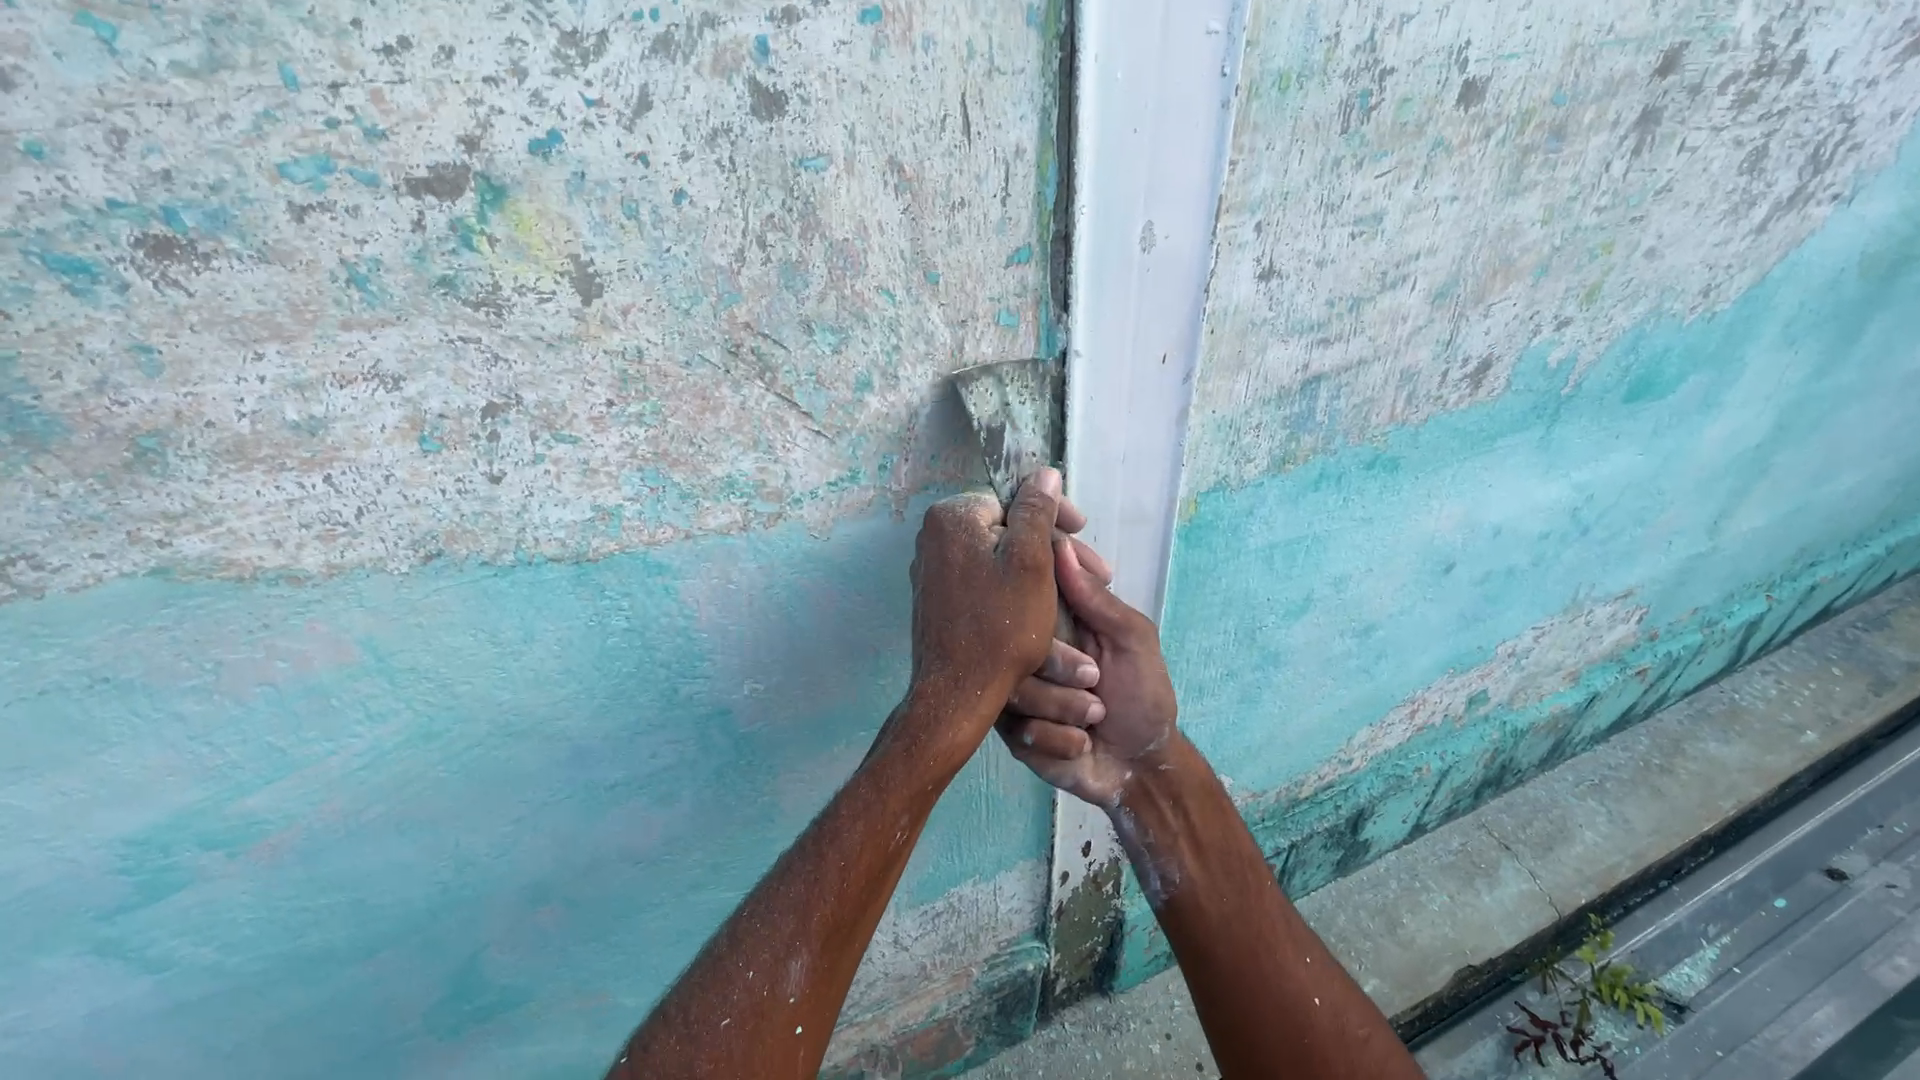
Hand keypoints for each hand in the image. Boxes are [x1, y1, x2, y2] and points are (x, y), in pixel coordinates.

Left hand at [895, 468, 1069, 770]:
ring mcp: (933, 570)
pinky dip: (1015, 587)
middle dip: (1051, 546)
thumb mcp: (1031, 562)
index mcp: (952, 518)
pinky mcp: (939, 599)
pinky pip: (984, 579)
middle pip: (1006, 528)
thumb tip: (1045, 473)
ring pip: (999, 556)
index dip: (1053, 513)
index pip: (1012, 498)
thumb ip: (1037, 510)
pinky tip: (1045, 606)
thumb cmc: (1001, 627)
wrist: (960, 693)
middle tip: (1095, 568)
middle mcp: (934, 538)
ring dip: (1039, 569)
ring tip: (1078, 591)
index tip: (1083, 530)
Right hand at [998, 537, 1178, 806]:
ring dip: (1064, 709)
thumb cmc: (1144, 695)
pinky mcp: (1010, 731)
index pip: (1025, 589)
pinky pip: (1018, 728)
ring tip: (1094, 717)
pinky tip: (1079, 743)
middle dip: (1059, 670)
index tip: (1063, 620)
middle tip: (1094, 681)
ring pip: (1012, 690)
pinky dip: (1059, 739)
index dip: (1033, 596)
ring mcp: (1014, 691)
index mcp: (1054, 621)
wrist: (1139, 767)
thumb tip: (1060, 548)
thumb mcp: (1133, 640)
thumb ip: (1098, 600)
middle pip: (1009, 644)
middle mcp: (1026, 651)